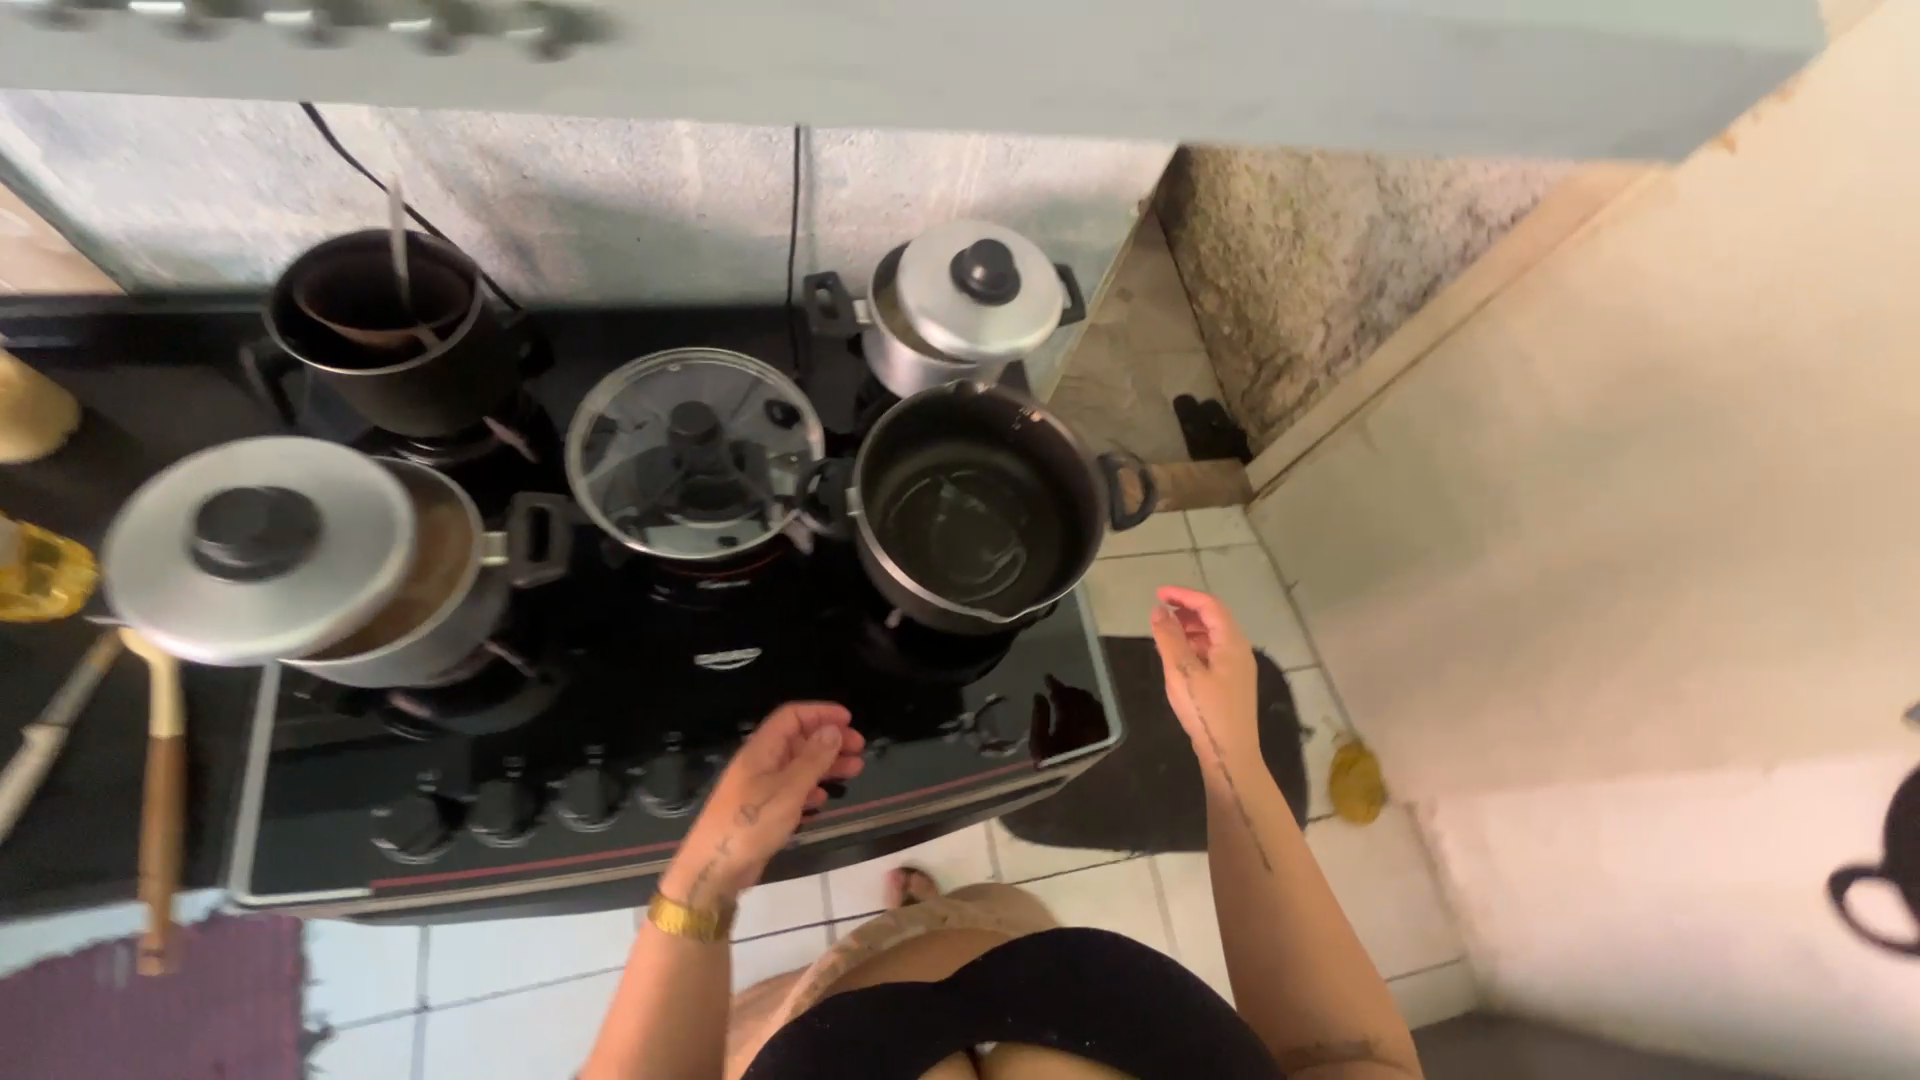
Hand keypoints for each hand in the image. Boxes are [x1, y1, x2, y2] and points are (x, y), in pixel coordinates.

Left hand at [660, 702, 864, 908]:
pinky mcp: (762, 809)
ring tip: (854, 770)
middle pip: (798, 739)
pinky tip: (823, 798)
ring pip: (798, 765)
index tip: (849, 720)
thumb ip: (813, 758)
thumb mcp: (788, 789)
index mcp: (762, 749)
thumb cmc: (750, 824)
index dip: (821, 712)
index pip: (792, 716)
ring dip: (826, 764)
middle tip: (859, 748)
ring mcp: (760, 787)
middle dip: (829, 739)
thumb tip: (833, 729)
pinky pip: (791, 789)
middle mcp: (761, 762)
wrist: (713, 870)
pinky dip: (810, 788)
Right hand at [1149, 586, 1259, 770]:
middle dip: (1186, 610)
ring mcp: (1236, 668)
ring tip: (1163, 632)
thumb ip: (1169, 638)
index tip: (1158, 593)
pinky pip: (1211, 653)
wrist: (1230, 754)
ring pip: (1212, 637)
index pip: (1209, 606)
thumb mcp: (1181, 672)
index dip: (1184, 595)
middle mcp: (1239, 651)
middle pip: (1214, 618)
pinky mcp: (1230, 683)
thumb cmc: (1206, 711)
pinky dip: (1192, 646)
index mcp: (1232, 643)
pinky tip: (1175, 657)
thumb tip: (1159, 611)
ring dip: (1188, 628)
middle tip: (1159, 610)